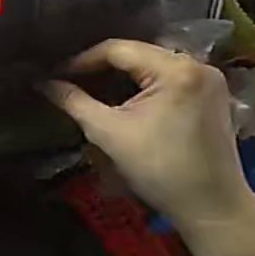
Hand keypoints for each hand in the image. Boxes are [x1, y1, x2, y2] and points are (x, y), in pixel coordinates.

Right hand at [39, 39, 254, 232]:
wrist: (211, 205)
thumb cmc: (159, 169)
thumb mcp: (108, 133)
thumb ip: (74, 102)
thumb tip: (42, 83)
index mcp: (175, 70)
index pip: (118, 49)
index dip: (81, 60)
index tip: (55, 76)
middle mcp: (197, 65)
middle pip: (137, 53)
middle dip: (100, 67)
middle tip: (69, 81)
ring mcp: (209, 80)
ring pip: (153, 64)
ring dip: (121, 75)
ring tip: (90, 88)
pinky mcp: (212, 95)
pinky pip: (169, 77)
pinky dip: (142, 83)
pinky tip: (123, 98)